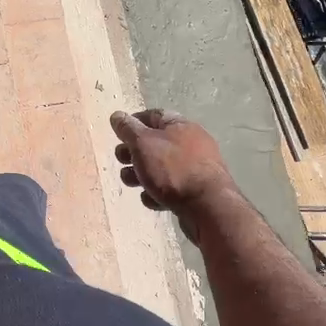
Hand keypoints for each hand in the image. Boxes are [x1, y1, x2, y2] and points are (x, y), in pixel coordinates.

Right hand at [110, 109, 238, 242]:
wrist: (209, 210)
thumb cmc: (173, 169)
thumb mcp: (142, 143)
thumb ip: (127, 128)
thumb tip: (117, 116)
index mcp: (181, 126)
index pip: (152, 116)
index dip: (132, 123)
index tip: (118, 135)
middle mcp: (192, 144)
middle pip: (155, 143)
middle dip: (133, 152)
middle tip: (121, 160)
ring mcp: (197, 170)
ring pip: (161, 168)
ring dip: (141, 174)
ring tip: (130, 183)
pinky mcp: (198, 194)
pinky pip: (172, 188)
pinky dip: (158, 192)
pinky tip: (151, 200)